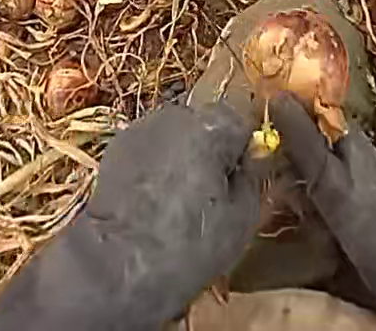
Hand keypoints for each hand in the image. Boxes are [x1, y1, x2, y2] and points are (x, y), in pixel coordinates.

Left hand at [0, 103, 261, 329]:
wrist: (120, 259)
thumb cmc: (188, 242)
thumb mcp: (241, 218)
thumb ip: (253, 176)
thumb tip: (255, 156)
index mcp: (211, 127)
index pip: (238, 122)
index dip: (239, 151)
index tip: (233, 181)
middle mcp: (177, 115)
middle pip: (204, 124)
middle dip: (207, 151)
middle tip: (205, 194)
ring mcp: (145, 125)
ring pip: (175, 134)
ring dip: (180, 155)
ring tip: (173, 198)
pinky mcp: (120, 142)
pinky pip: (150, 145)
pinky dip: (154, 163)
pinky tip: (149, 197)